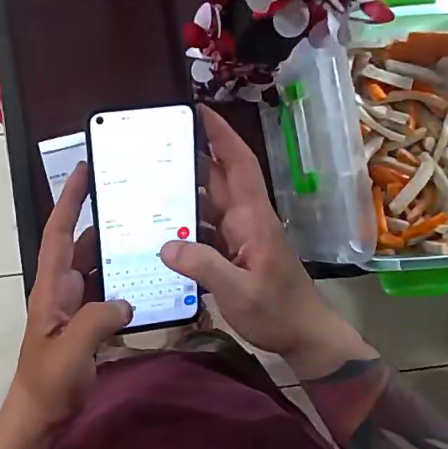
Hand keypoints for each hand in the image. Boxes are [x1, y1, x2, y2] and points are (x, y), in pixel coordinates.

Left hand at [3, 161, 132, 434]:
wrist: (41, 411)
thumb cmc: (49, 381)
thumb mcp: (71, 350)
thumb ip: (96, 321)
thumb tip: (125, 300)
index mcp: (50, 288)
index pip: (58, 235)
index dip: (69, 202)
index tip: (83, 172)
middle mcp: (61, 289)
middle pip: (81, 245)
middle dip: (101, 220)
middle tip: (134, 200)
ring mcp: (73, 305)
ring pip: (97, 267)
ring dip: (117, 250)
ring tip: (150, 231)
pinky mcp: (87, 322)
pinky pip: (107, 292)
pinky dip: (124, 281)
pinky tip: (150, 278)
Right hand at [158, 106, 371, 379]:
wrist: (305, 337)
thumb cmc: (278, 312)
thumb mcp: (239, 292)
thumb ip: (203, 267)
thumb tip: (165, 246)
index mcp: (252, 220)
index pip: (237, 166)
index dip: (221, 137)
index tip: (199, 111)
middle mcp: (244, 220)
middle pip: (216, 179)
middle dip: (190, 157)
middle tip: (152, 145)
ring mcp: (238, 237)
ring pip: (205, 203)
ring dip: (179, 192)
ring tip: (142, 182)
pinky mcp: (231, 253)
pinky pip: (201, 229)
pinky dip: (179, 224)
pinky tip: (155, 228)